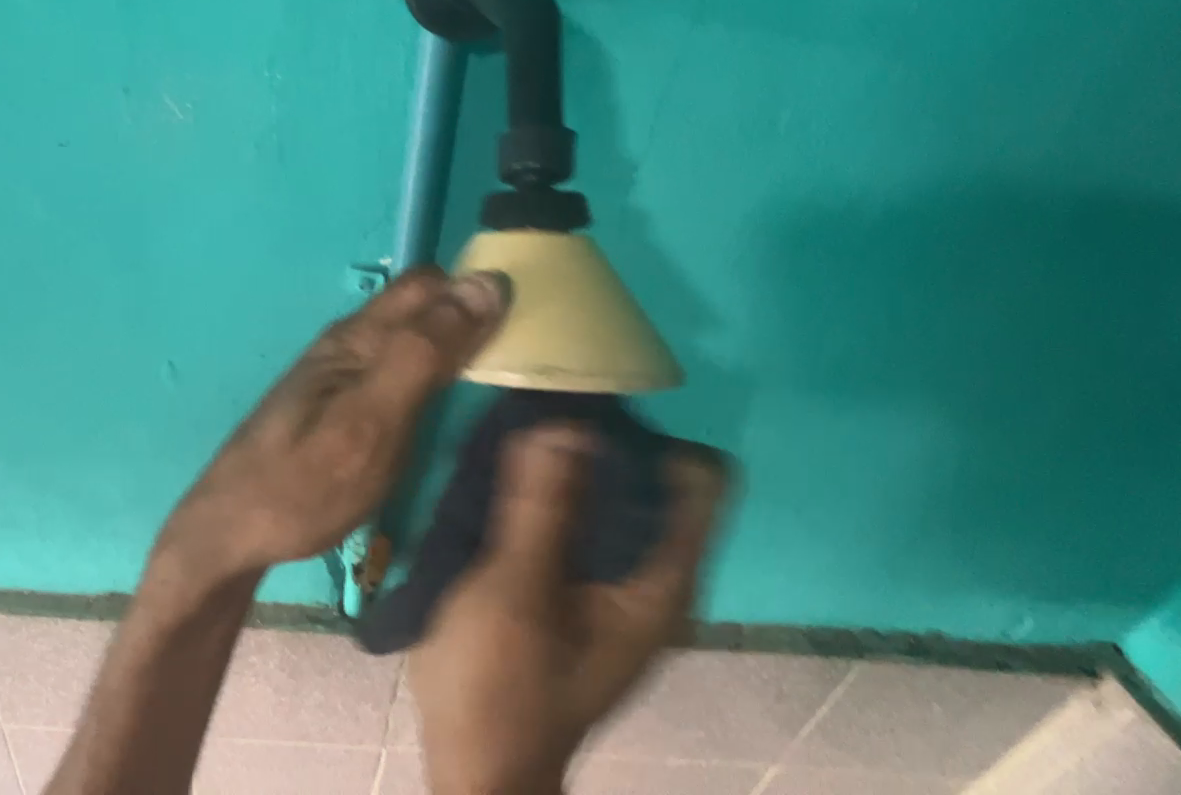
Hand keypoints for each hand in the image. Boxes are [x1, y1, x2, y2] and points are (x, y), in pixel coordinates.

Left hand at [156, 268, 509, 579]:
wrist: (231, 532)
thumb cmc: (304, 483)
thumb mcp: (372, 420)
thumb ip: (424, 353)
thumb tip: (484, 284)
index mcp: (358, 336)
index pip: (430, 284)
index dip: (478, 290)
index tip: (534, 318)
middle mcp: (349, 343)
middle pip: (420, 306)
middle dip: (471, 314)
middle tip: (529, 354)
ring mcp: (340, 374)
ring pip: (409, 337)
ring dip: (453, 344)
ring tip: (504, 377)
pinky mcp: (337, 405)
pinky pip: (395, 368)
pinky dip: (431, 373)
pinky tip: (448, 404)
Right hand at [409, 424, 730, 793]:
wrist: (479, 768)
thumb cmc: (501, 684)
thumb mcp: (515, 588)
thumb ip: (542, 505)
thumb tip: (567, 420)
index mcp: (660, 579)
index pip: (701, 477)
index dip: (652, 437)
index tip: (584, 419)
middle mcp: (652, 578)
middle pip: (653, 482)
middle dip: (598, 444)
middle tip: (532, 423)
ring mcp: (615, 589)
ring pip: (612, 500)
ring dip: (568, 469)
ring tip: (509, 449)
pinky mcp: (579, 596)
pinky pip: (581, 524)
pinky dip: (552, 498)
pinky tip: (501, 492)